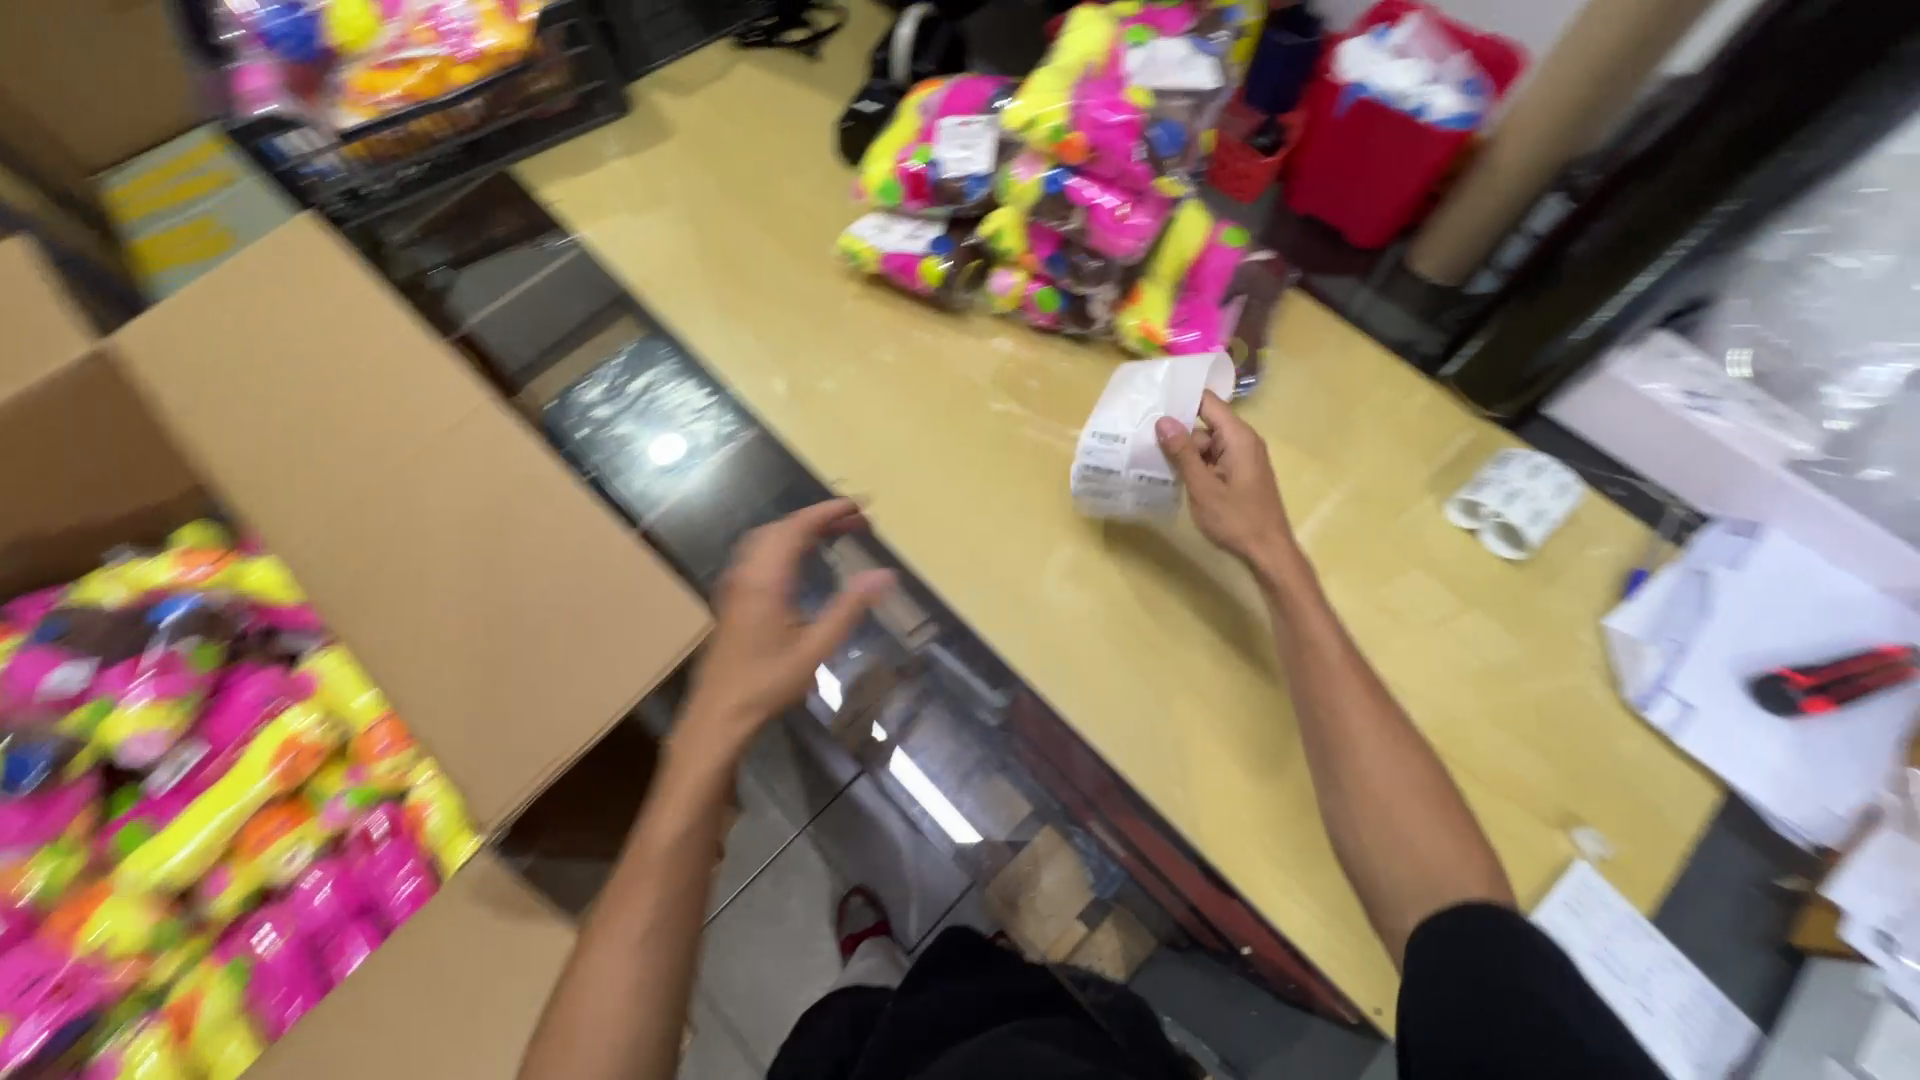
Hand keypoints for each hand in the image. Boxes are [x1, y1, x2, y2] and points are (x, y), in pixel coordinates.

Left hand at [677, 500, 896, 769]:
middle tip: (854, 522)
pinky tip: (800, 561)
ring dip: (800, 529)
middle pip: (781, 528)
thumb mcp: (816, 648)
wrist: (719, 713)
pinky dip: (784, 544)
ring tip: (832, 534)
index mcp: (766, 580)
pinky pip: (758, 554)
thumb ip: (849, 608)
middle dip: (819, 517)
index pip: (797, 527)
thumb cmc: (768, 683)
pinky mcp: (732, 598)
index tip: (860, 506)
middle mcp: (746, 573)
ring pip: (766, 539)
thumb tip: (885, 575)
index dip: (829, 511)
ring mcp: (735, 585)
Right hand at [1155, 392, 1299, 576]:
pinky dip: (1195, 465)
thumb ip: (1183, 453)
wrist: (1268, 551)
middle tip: (1142, 438)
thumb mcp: (1203, 487)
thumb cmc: (1236, 519)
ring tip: (1150, 458)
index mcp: (1238, 437)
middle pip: (1204, 424)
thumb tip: (1163, 421)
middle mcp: (1243, 440)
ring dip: (1184, 453)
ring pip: (1206, 444)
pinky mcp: (1240, 472)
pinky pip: (1213, 459)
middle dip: (1177, 432)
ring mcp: (1242, 457)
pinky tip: (1173, 475)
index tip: (1151, 403)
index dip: (1180, 400)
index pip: (1207, 402)